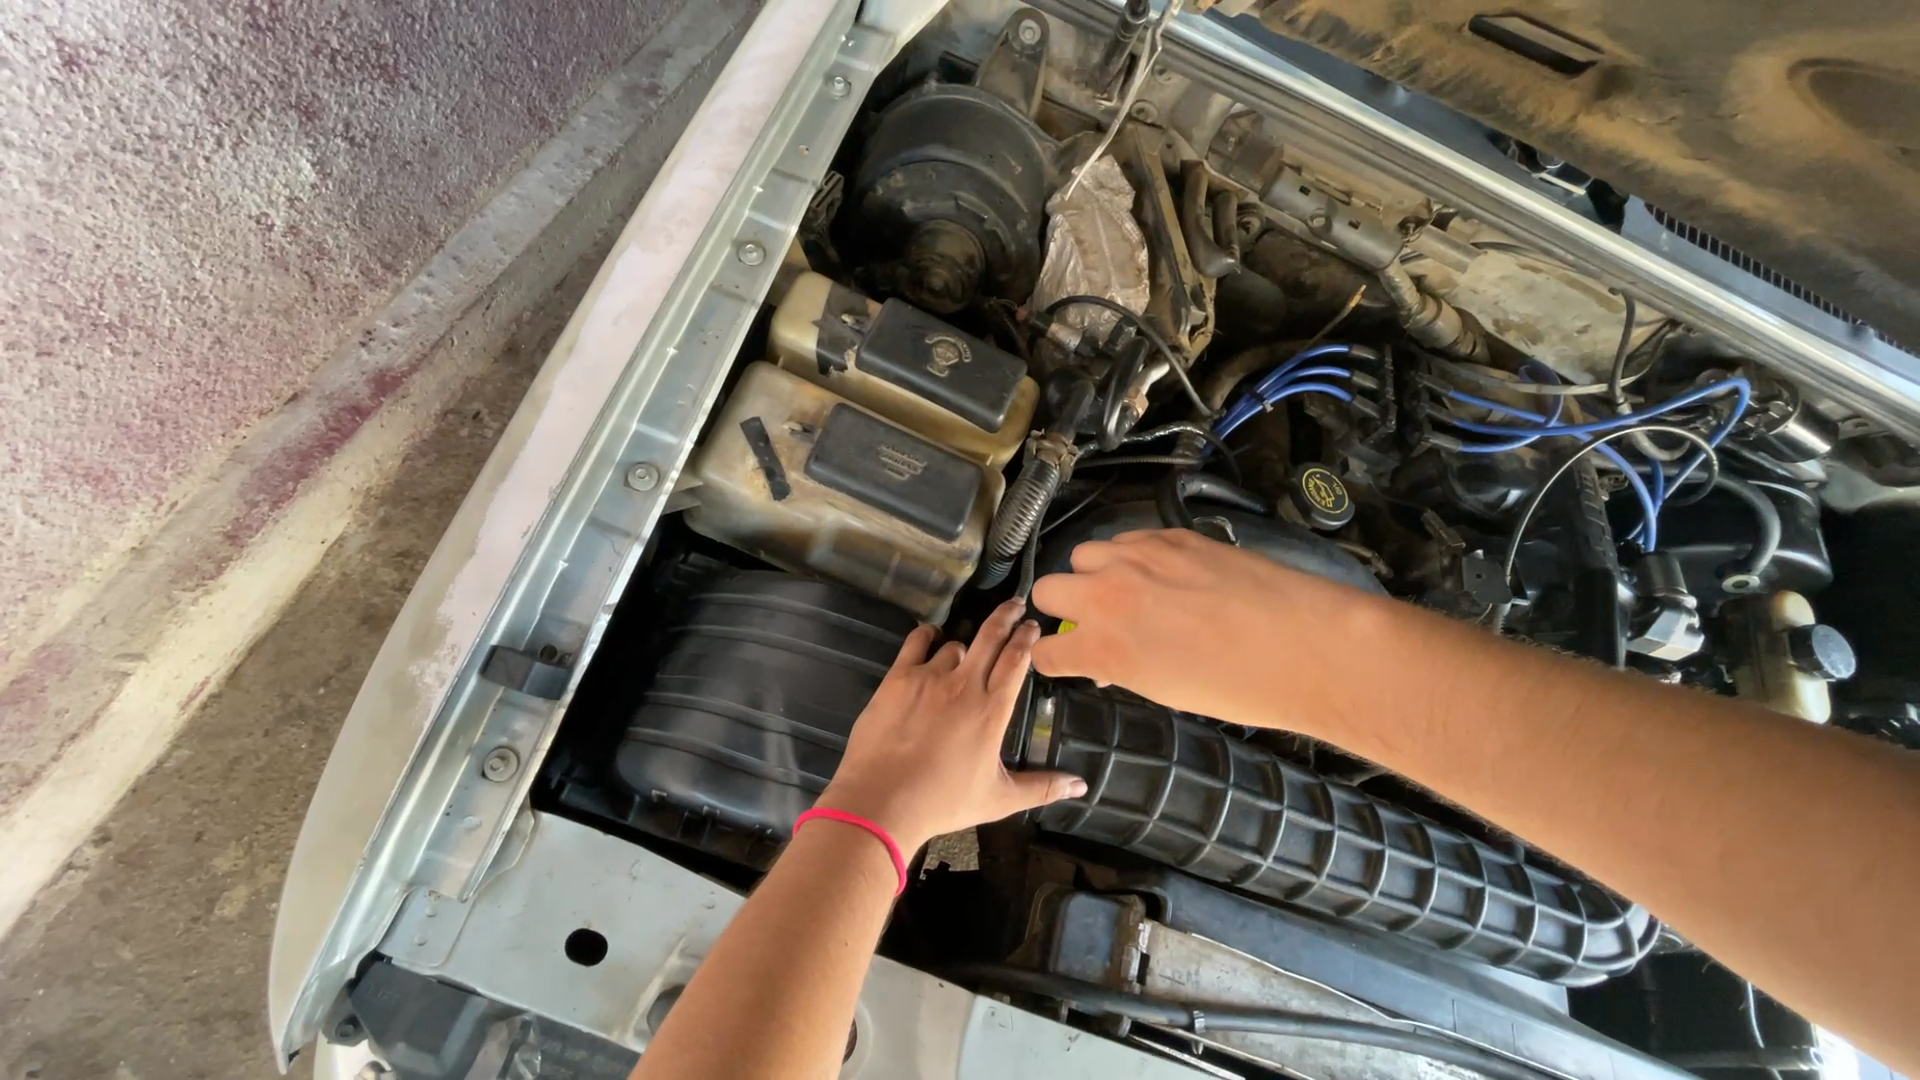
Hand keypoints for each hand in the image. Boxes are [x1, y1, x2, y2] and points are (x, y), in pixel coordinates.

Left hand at [818, 599, 1087, 851]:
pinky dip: (927, 635)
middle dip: (1007, 616)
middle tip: (1016, 604)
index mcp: (992, 710)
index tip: (1033, 625)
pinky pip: (917, 643)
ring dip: (965, 645)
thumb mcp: (1000, 799)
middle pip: (991, 637)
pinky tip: (931, 634)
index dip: (1027, 638)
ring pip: (955, 646)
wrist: (882, 801)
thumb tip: (1080, 787)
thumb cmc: (944, 802)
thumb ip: (1042, 787)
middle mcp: (965, 685)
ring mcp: (930, 678)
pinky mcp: (899, 678)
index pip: (1016, 660)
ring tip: (967, 651)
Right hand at [1029, 528, 1392, 735]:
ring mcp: (1137, 558)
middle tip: (1089, 620)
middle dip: (1059, 606)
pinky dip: (1131, 557)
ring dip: (1093, 574)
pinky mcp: (1169, 535)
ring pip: (1083, 555)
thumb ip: (1119, 667)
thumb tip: (1106, 656)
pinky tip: (1160, 573)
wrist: (1303, 644)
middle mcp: (1107, 594)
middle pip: (1046, 589)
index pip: (1045, 651)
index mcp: (1103, 646)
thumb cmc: (1236, 686)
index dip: (1052, 657)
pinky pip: (1127, 540)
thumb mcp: (1163, 690)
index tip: (1063, 658)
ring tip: (1124, 590)